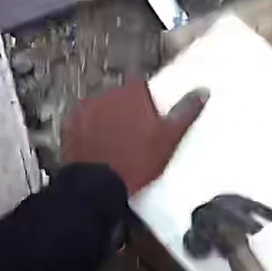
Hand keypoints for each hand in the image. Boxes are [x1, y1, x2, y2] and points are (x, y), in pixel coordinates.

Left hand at [60, 79, 205, 194]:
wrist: (97, 184)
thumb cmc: (137, 161)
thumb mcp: (169, 138)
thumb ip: (186, 111)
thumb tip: (203, 90)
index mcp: (131, 92)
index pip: (140, 86)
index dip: (145, 102)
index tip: (148, 119)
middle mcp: (106, 93)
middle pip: (119, 97)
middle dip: (124, 110)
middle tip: (132, 134)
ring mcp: (84, 107)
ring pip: (99, 107)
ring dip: (105, 118)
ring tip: (113, 142)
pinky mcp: (69, 123)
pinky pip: (81, 120)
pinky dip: (87, 128)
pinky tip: (95, 144)